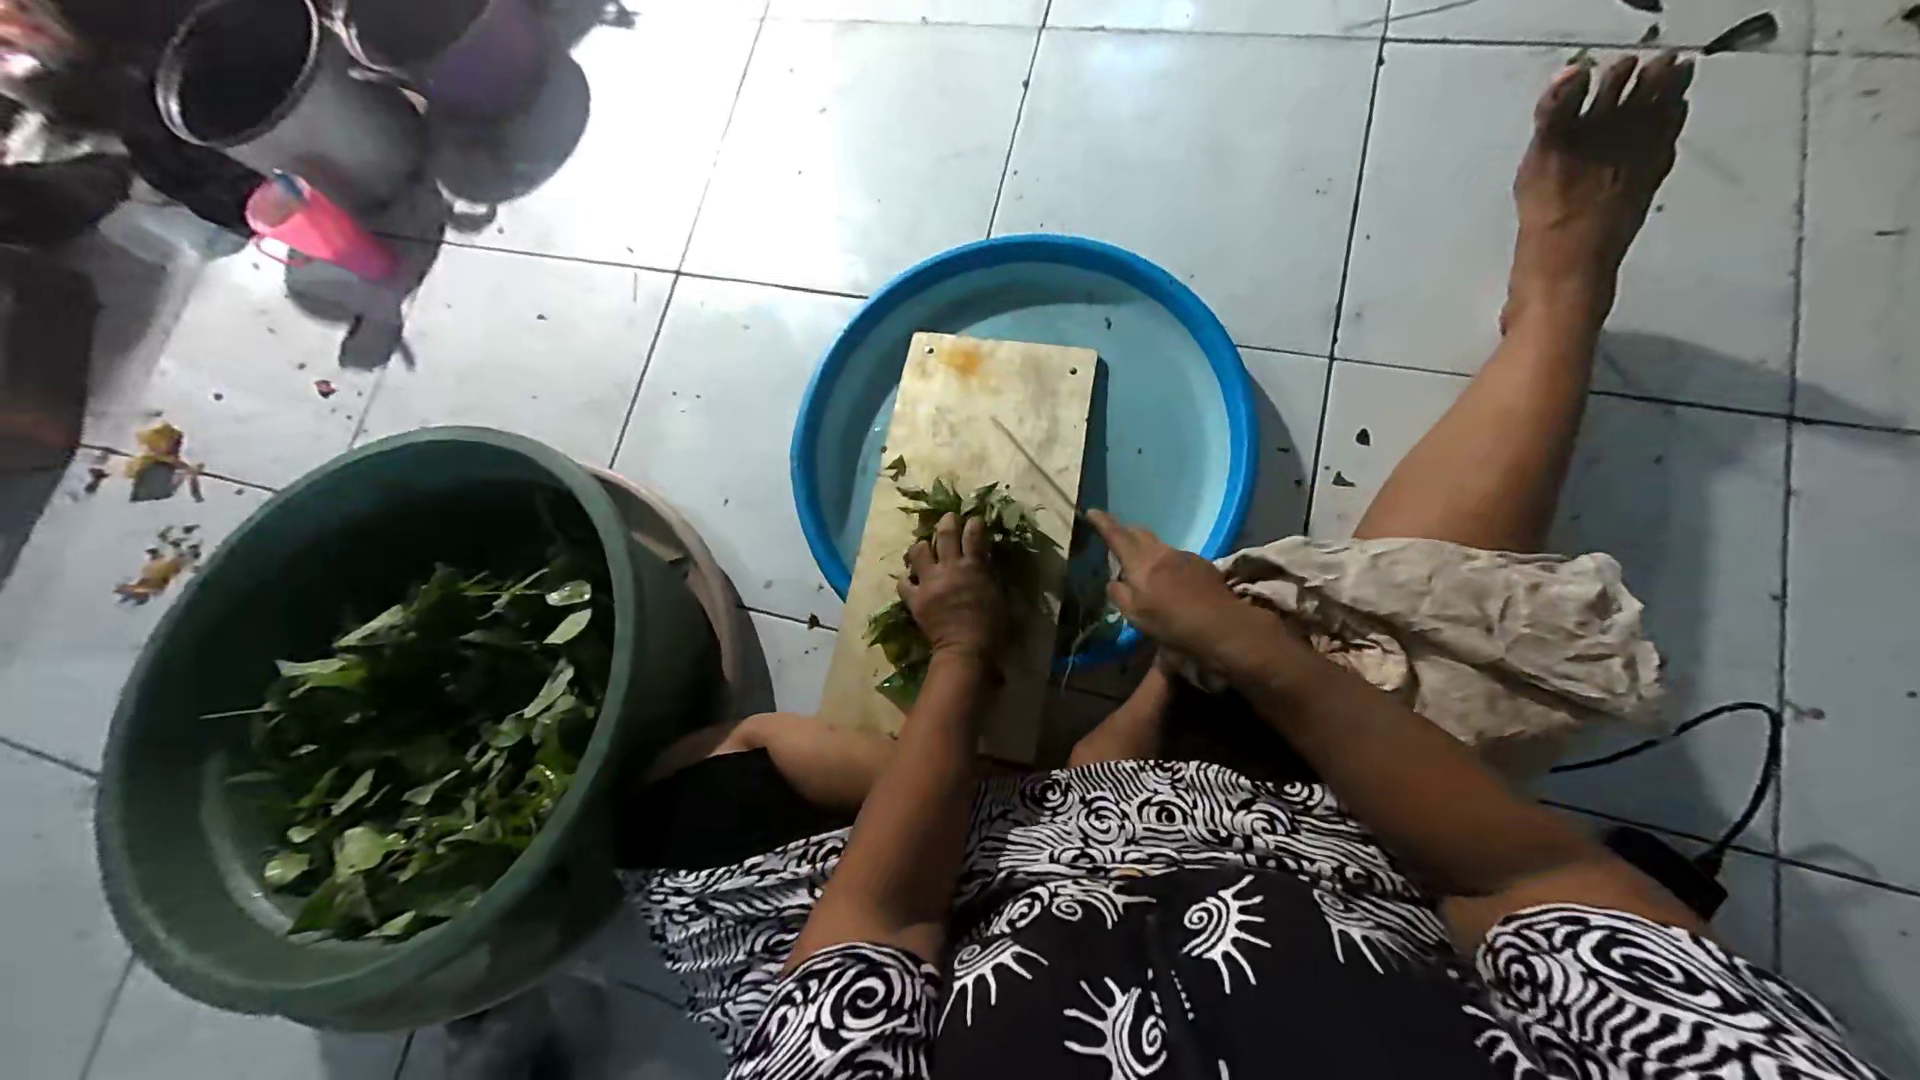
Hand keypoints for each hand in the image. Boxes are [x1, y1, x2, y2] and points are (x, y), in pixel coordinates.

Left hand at [899, 513, 1004, 662]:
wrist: (966, 650)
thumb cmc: (992, 628)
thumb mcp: (1002, 597)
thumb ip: (994, 576)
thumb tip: (990, 563)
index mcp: (974, 566)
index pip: (974, 534)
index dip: (974, 523)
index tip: (975, 519)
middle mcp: (949, 568)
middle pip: (944, 534)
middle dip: (947, 521)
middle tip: (949, 518)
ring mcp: (929, 582)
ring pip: (918, 551)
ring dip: (921, 546)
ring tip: (923, 548)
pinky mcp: (915, 599)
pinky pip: (903, 582)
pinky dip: (907, 579)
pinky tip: (911, 580)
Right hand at [1088, 510, 1265, 659]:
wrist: (1220, 625)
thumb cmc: (1171, 623)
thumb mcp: (1134, 616)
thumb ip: (1118, 594)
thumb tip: (1113, 582)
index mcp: (1140, 563)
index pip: (1116, 535)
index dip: (1102, 522)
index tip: (1092, 511)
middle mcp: (1161, 552)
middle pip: (1139, 532)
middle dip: (1126, 533)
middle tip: (1117, 542)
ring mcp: (1184, 555)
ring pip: (1159, 546)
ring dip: (1149, 552)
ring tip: (1147, 571)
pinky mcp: (1202, 564)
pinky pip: (1177, 557)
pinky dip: (1168, 564)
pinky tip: (1173, 584)